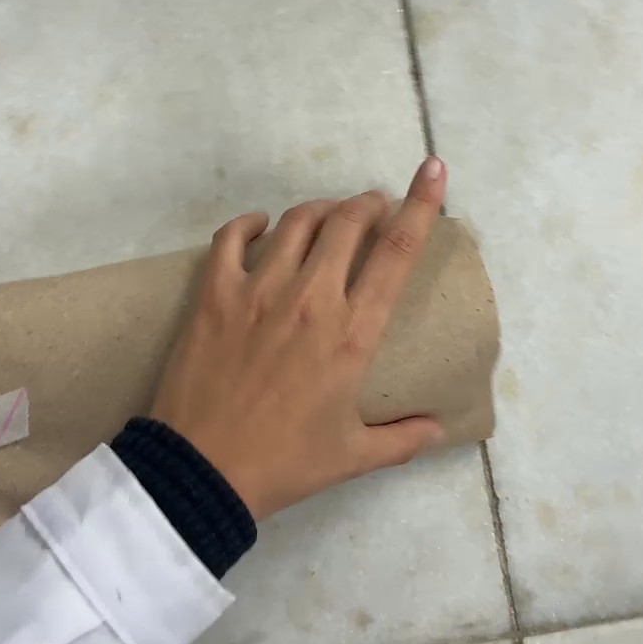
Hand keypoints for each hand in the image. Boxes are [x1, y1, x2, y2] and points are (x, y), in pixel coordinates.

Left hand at [149, 157, 450, 520]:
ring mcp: (258, 290)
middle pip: (347, 222)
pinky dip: (248, 223)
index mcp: (352, 333)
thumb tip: (441, 428)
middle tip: (372, 206)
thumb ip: (403, 438)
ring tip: (327, 214)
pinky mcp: (214, 293)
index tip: (433, 171)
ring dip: (319, 209)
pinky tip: (259, 224)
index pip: (397, 253)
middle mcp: (310, 298)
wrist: (201, 472)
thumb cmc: (283, 463)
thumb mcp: (353, 457)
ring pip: (296, 222)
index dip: (420, 205)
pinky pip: (231, 237)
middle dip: (366, 203)